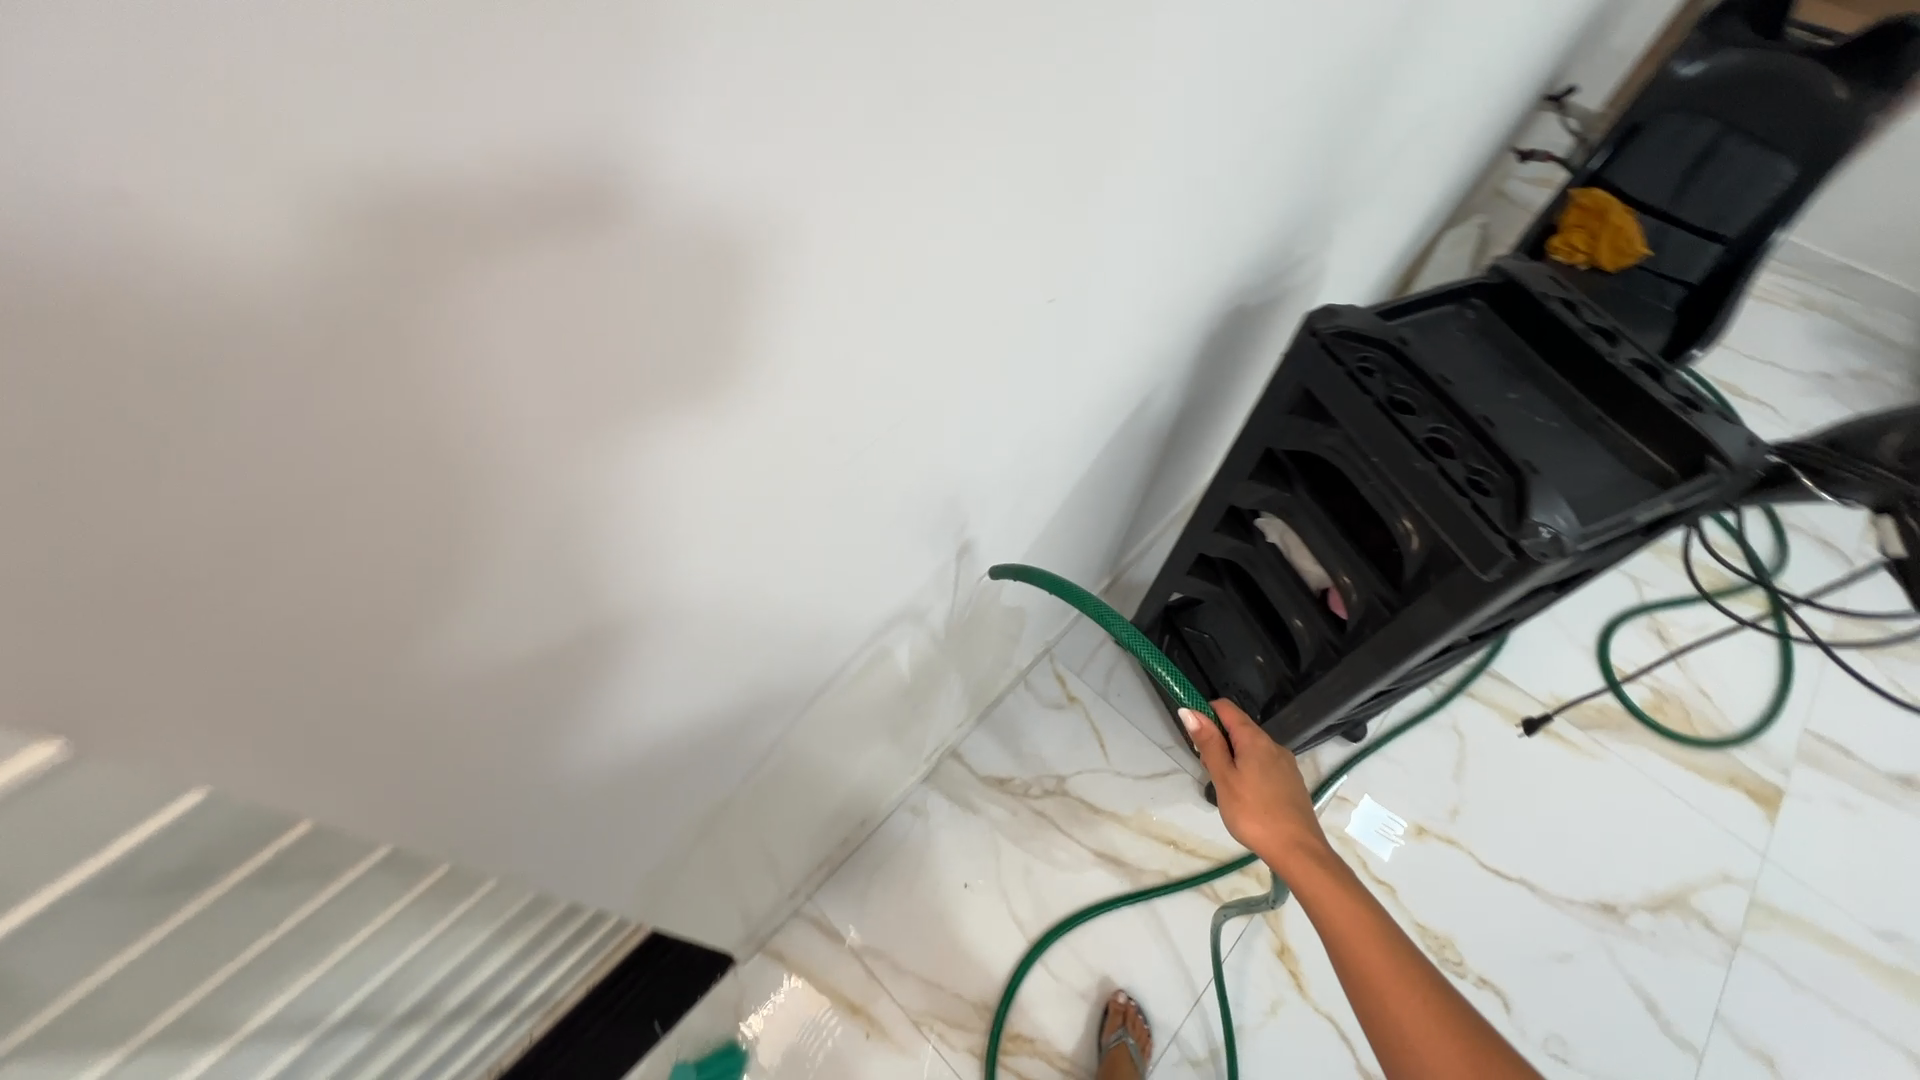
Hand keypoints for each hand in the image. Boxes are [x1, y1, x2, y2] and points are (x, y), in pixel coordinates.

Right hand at [1182, 699, 1331, 872]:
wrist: (1298, 850)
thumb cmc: (1253, 813)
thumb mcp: (1223, 777)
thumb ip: (1208, 743)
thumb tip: (1190, 711)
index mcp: (1254, 739)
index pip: (1225, 707)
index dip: (1204, 713)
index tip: (1193, 737)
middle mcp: (1273, 744)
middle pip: (1238, 728)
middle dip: (1217, 740)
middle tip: (1209, 771)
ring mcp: (1285, 763)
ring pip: (1251, 747)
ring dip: (1232, 757)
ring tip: (1226, 788)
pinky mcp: (1291, 780)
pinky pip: (1263, 763)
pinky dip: (1248, 769)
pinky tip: (1246, 796)